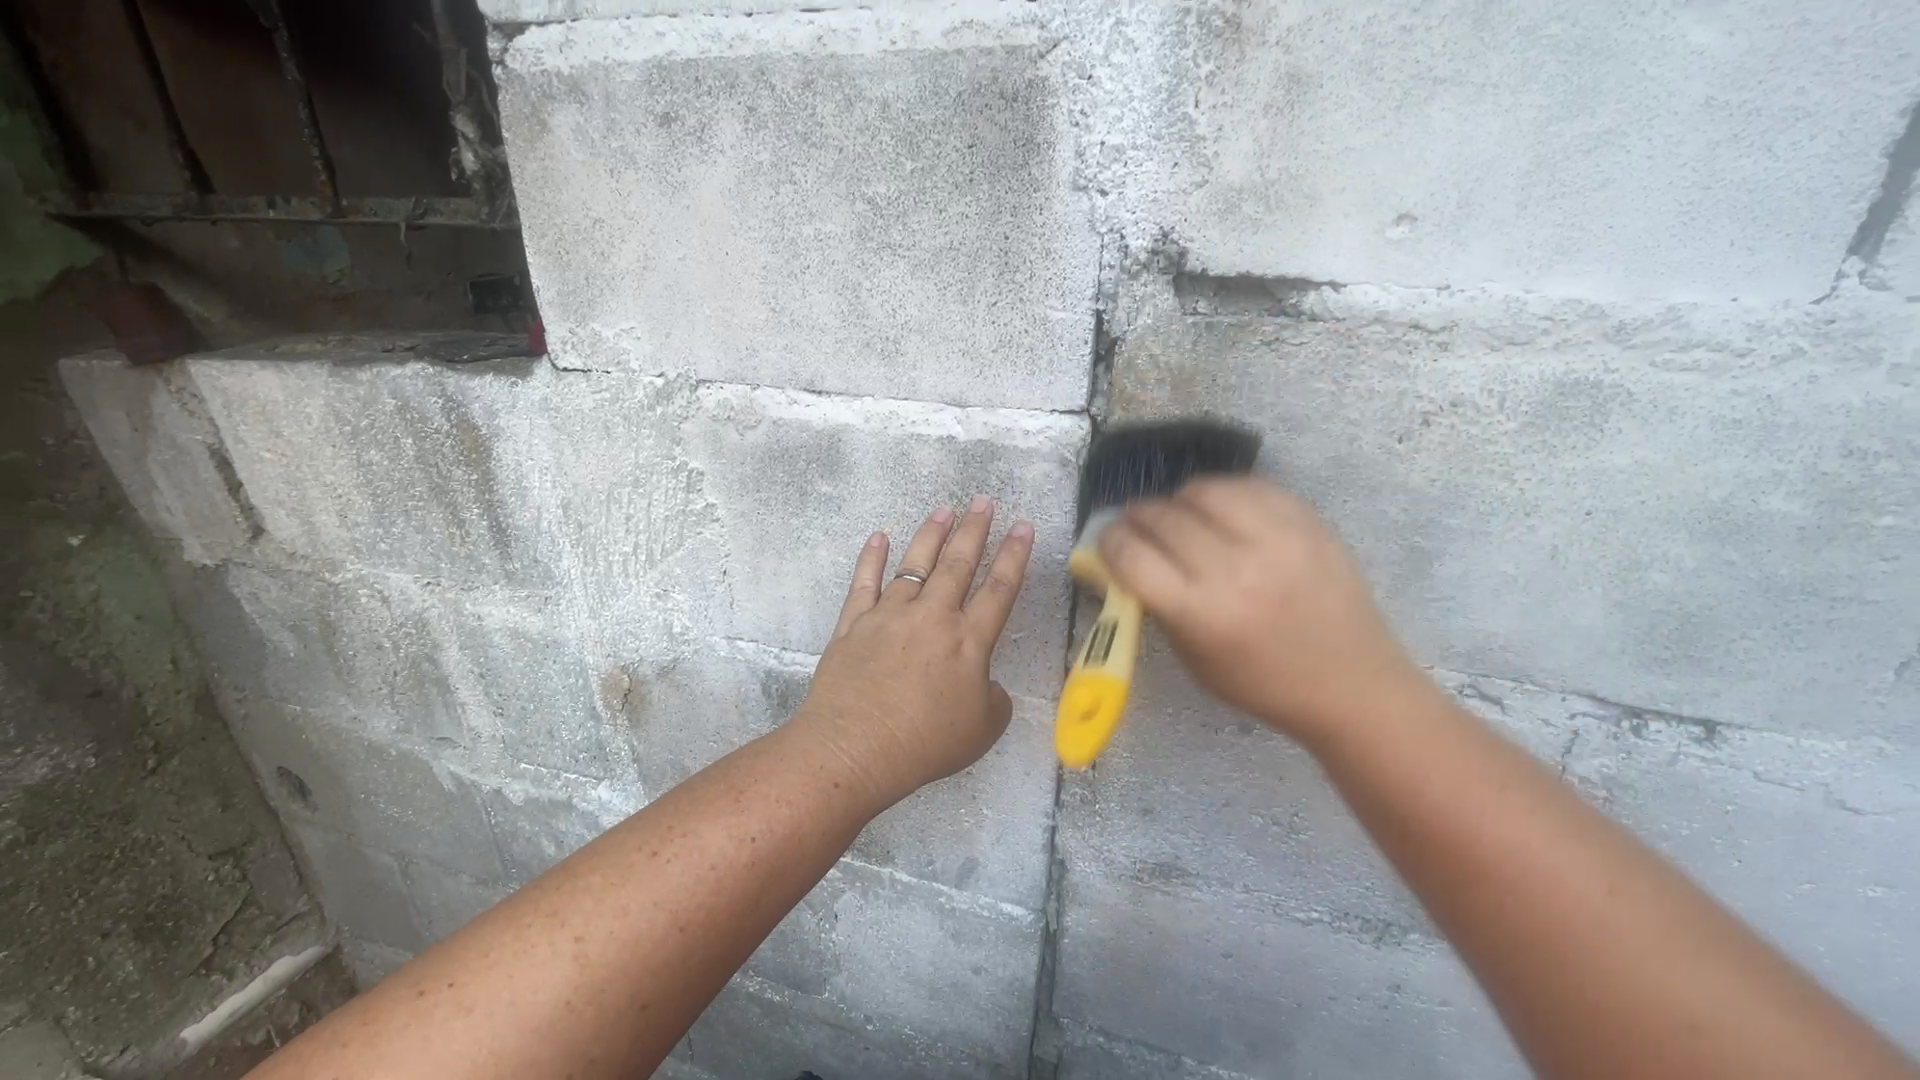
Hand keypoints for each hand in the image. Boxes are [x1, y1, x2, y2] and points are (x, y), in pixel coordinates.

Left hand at [791, 496, 1034, 806]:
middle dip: (974, 529)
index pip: (999, 589)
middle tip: (983, 501)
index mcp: (969, 642)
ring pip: (914, 565)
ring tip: (943, 510)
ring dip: (930, 535)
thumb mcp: (981, 730)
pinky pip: (863, 583)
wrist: (855, 748)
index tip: (1023, 526)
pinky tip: (878, 537)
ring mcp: (889, 616)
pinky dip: (871, 558)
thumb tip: (985, 685)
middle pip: (958, 564)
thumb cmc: (925, 744)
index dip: (1014, 556)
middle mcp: (932, 618)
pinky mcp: (853, 624)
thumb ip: (993, 701)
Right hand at [1096, 476, 1428, 742]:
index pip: (1132, 556)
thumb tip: (1127, 558)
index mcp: (1202, 613)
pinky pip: (1249, 486)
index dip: (1110, 541)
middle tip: (1136, 523)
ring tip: (1178, 512)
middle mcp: (1236, 569)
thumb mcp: (1194, 660)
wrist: (1352, 682)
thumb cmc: (1263, 683)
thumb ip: (1159, 606)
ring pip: (1203, 490)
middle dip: (1138, 517)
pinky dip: (1223, 493)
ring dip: (1178, 498)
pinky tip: (1219, 509)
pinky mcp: (1307, 522)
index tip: (1108, 540)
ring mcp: (1276, 539)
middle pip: (1163, 518)